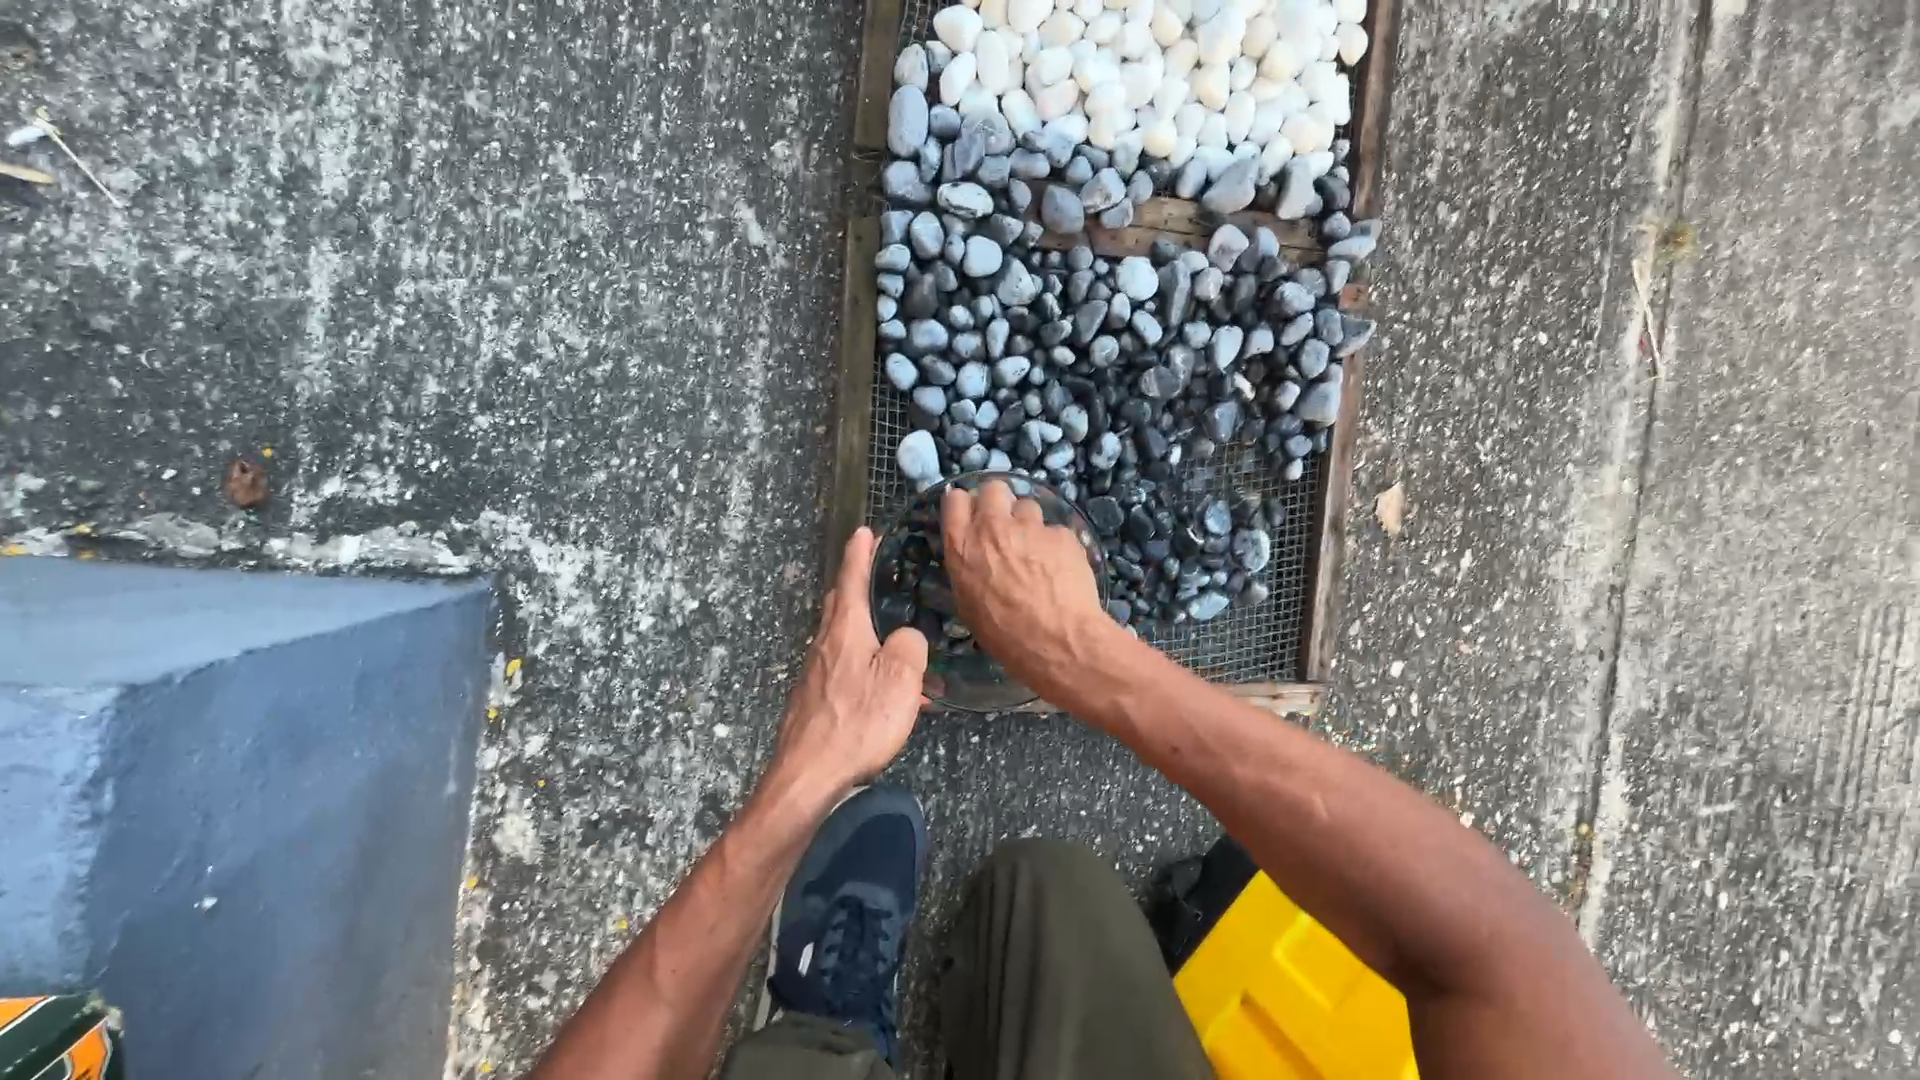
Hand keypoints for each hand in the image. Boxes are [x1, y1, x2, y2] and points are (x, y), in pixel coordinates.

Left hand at [770, 527, 928, 799]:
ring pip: (844, 640)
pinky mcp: (815, 701)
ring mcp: (816, 674)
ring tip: (902, 649)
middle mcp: (825, 645)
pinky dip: (868, 669)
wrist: (809, 775)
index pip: (850, 578)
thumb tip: (907, 636)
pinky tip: (892, 697)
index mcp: (845, 630)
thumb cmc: (858, 720)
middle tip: (879, 579)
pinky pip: (846, 670)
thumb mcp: (900, 678)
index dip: (859, 553)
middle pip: (839, 605)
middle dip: (856, 588)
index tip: (864, 530)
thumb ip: (910, 645)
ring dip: (869, 636)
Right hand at [941, 480, 1118, 699]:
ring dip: (1029, 523)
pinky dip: (1056, 545)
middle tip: (1006, 525)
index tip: (972, 516)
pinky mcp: (1062, 533)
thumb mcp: (968, 603)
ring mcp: (1030, 527)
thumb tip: (975, 558)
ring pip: (1028, 506)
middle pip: (993, 488)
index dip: (966, 505)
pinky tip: (1061, 568)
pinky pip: (1055, 530)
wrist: (1056, 639)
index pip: (955, 499)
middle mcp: (993, 527)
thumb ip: (968, 568)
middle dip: (999, 501)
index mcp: (962, 546)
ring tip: (1037, 551)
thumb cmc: (1003, 633)